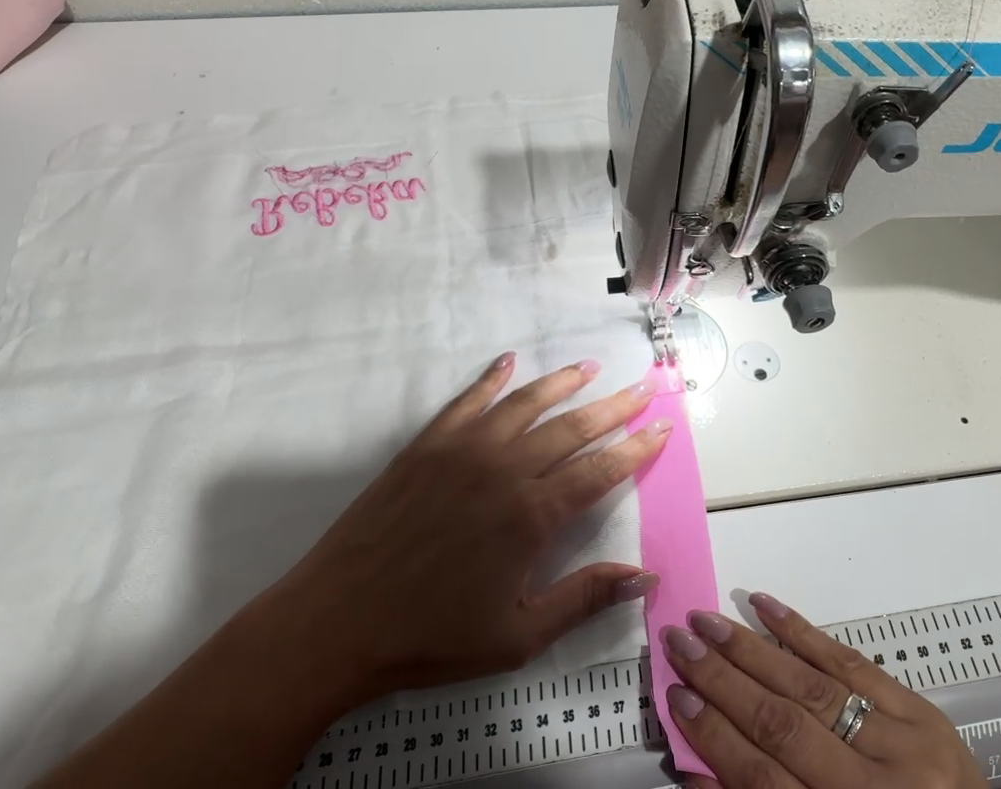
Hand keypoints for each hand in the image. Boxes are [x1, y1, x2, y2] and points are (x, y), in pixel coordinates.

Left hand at [255, 352, 670, 708]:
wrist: (337, 620)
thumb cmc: (431, 636)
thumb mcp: (517, 636)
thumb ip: (583, 599)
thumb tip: (644, 575)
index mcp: (531, 514)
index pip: (600, 470)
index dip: (636, 449)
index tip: (662, 428)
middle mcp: (504, 469)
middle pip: (571, 428)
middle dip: (613, 407)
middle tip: (641, 388)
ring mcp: (462, 451)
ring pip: (524, 404)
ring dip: (560, 383)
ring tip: (589, 367)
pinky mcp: (425, 447)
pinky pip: (466, 402)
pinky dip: (490, 380)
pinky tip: (507, 363)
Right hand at [662, 594, 987, 788]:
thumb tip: (695, 764)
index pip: (763, 778)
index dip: (713, 735)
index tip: (675, 696)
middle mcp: (874, 788)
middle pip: (783, 723)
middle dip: (722, 679)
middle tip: (678, 640)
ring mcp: (905, 745)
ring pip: (814, 687)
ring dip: (753, 649)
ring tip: (708, 621)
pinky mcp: (923, 712)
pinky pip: (856, 664)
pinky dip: (806, 633)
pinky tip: (767, 606)